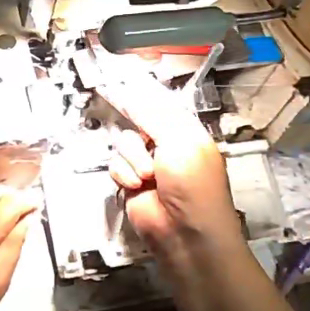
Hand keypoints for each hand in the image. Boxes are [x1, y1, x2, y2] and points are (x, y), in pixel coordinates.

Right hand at [102, 72, 248, 275]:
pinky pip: (115, 164)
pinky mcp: (130, 183)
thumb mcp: (180, 142)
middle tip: (123, 114)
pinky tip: (136, 186)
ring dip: (133, 157)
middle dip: (137, 126)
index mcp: (187, 130)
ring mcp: (147, 164)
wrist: (185, 235)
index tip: (121, 76)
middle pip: (138, 119)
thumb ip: (153, 114)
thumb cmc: (193, 185)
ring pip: (123, 142)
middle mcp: (166, 144)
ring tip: (148, 176)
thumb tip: (130, 89)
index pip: (161, 102)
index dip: (143, 90)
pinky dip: (123, 173)